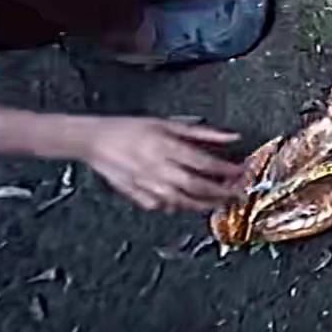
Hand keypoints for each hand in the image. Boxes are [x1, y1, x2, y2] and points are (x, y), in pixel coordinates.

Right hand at [76, 117, 243, 210]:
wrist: (90, 139)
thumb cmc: (131, 129)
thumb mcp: (170, 124)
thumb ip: (204, 133)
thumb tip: (233, 136)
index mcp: (167, 149)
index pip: (205, 163)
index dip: (226, 170)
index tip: (241, 173)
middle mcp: (156, 168)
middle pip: (194, 185)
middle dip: (219, 192)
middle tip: (236, 195)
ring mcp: (143, 182)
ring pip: (177, 200)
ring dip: (200, 204)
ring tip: (218, 204)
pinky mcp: (131, 191)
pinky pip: (155, 204)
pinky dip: (173, 207)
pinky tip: (185, 205)